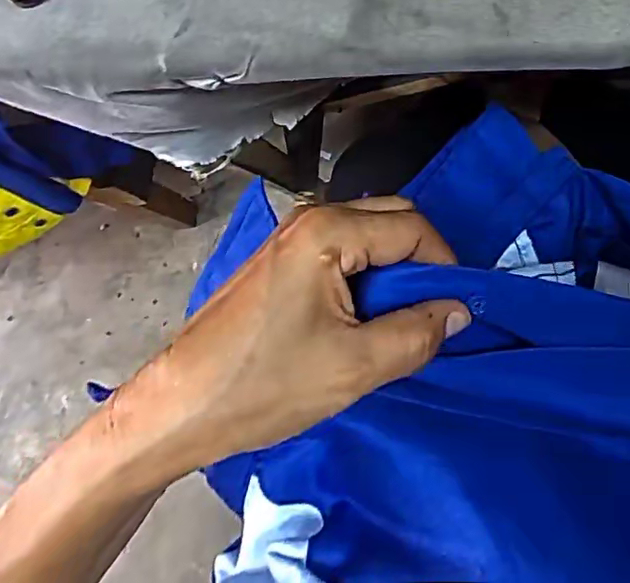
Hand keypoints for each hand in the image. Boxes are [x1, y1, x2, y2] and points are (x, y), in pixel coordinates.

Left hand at [112, 197, 471, 479]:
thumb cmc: (261, 386)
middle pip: (396, 217)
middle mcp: (312, 215)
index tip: (452, 307)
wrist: (170, 414)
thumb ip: (419, 333)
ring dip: (396, 264)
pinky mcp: (282, 253)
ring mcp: (292, 232)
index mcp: (329, 231)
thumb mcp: (355, 367)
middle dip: (422, 259)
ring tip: (396, 313)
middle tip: (428, 307)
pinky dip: (370, 268)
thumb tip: (460, 311)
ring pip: (372, 228)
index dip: (443, 266)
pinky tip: (362, 311)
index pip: (414, 229)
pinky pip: (347, 243)